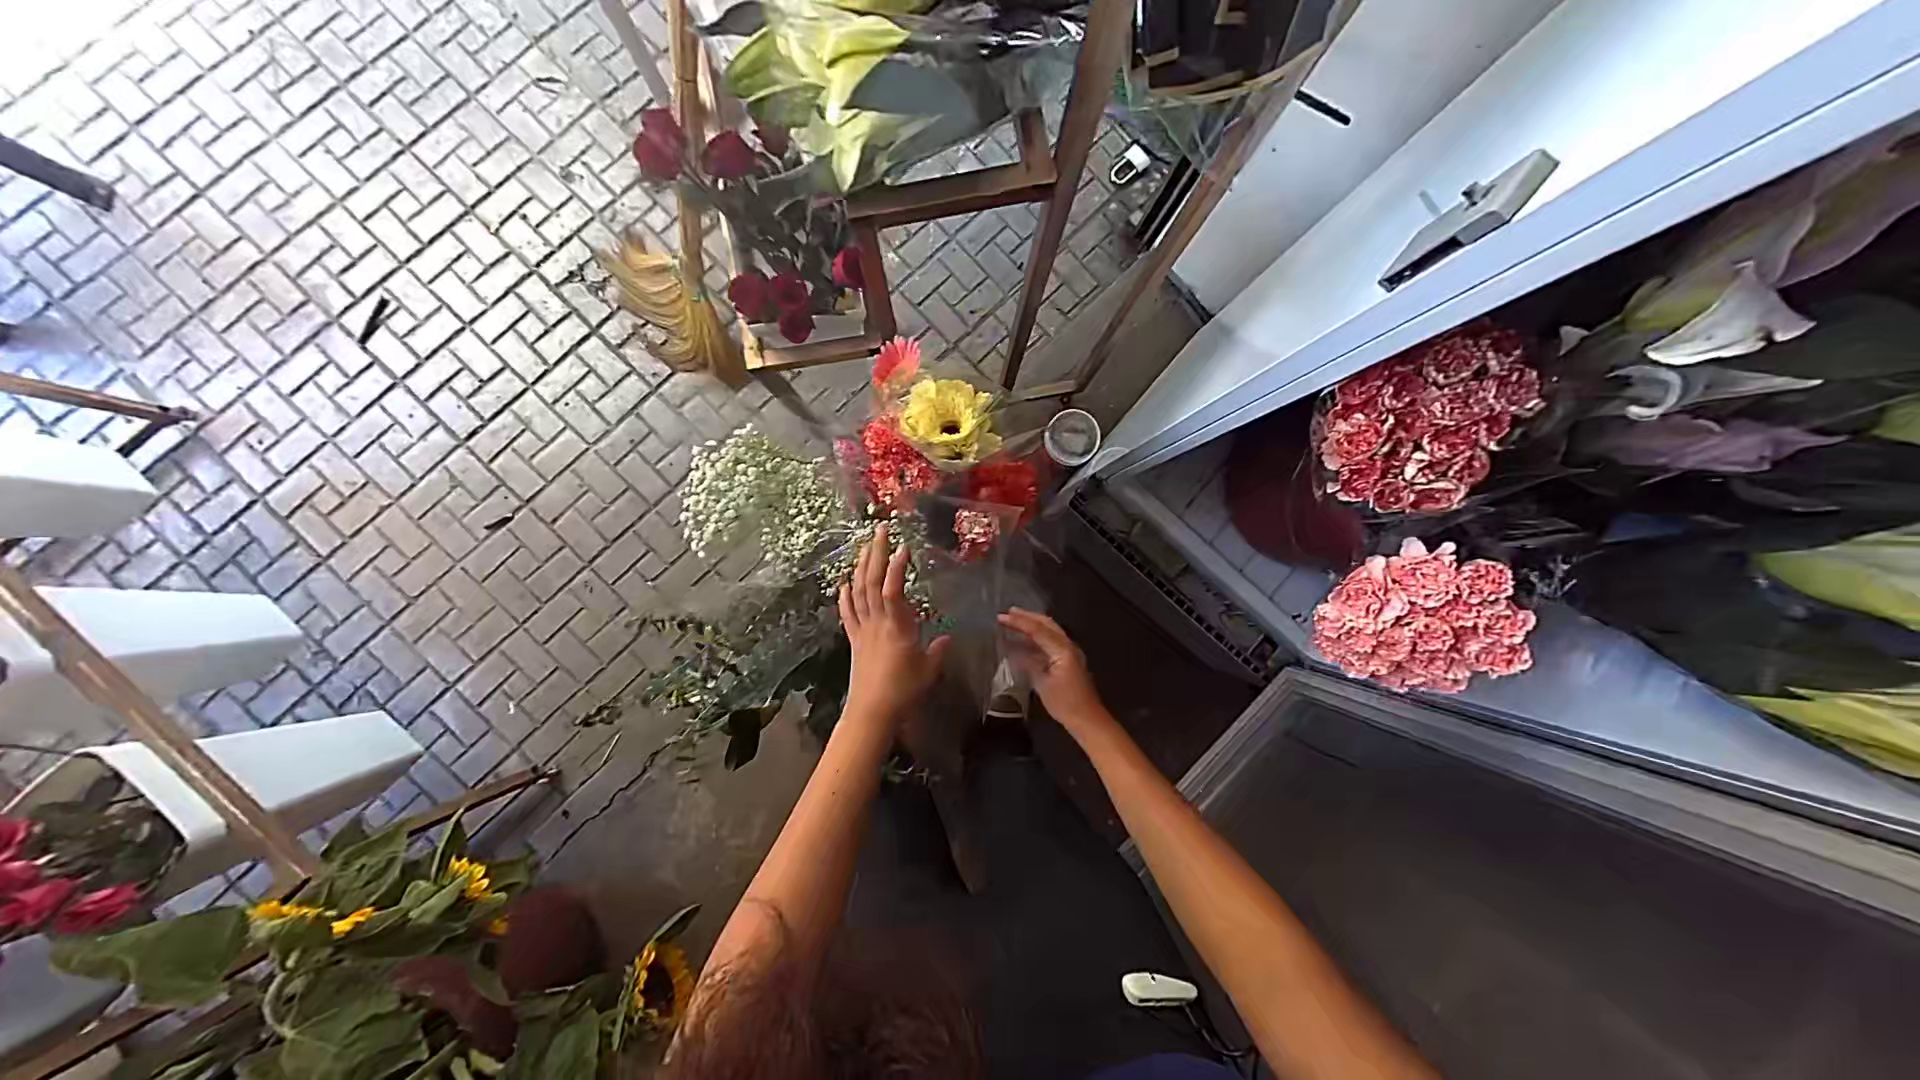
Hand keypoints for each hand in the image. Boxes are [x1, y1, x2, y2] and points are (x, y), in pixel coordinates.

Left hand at [838, 525, 949, 726]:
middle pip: (871, 582)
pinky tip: (844, 582)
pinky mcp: (853, 640)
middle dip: (875, 554)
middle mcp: (876, 623)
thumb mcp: (929, 670)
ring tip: (865, 546)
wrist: (872, 712)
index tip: (904, 547)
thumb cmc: (904, 691)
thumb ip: (938, 651)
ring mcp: (862, 630)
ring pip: (858, 592)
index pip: (893, 590)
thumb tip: (948, 638)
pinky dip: (844, 596)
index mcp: (897, 628)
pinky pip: (847, 613)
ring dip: (861, 567)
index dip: (896, 567)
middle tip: (879, 531)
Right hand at [997, 608, 1110, 734]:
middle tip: (1009, 612)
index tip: (1000, 617)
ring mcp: (1070, 653)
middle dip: (1027, 617)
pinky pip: (1051, 642)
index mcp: (1062, 650)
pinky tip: (1025, 642)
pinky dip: (1037, 638)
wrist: (1088, 720)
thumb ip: (1028, 663)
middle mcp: (1068, 646)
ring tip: (1014, 622)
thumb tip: (1012, 649)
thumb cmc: (1065, 704)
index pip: (1037, 630)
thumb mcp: (1042, 684)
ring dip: (1032, 625)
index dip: (1018, 622)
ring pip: (1050, 631)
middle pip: (1047, 624)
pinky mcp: (1069, 661)